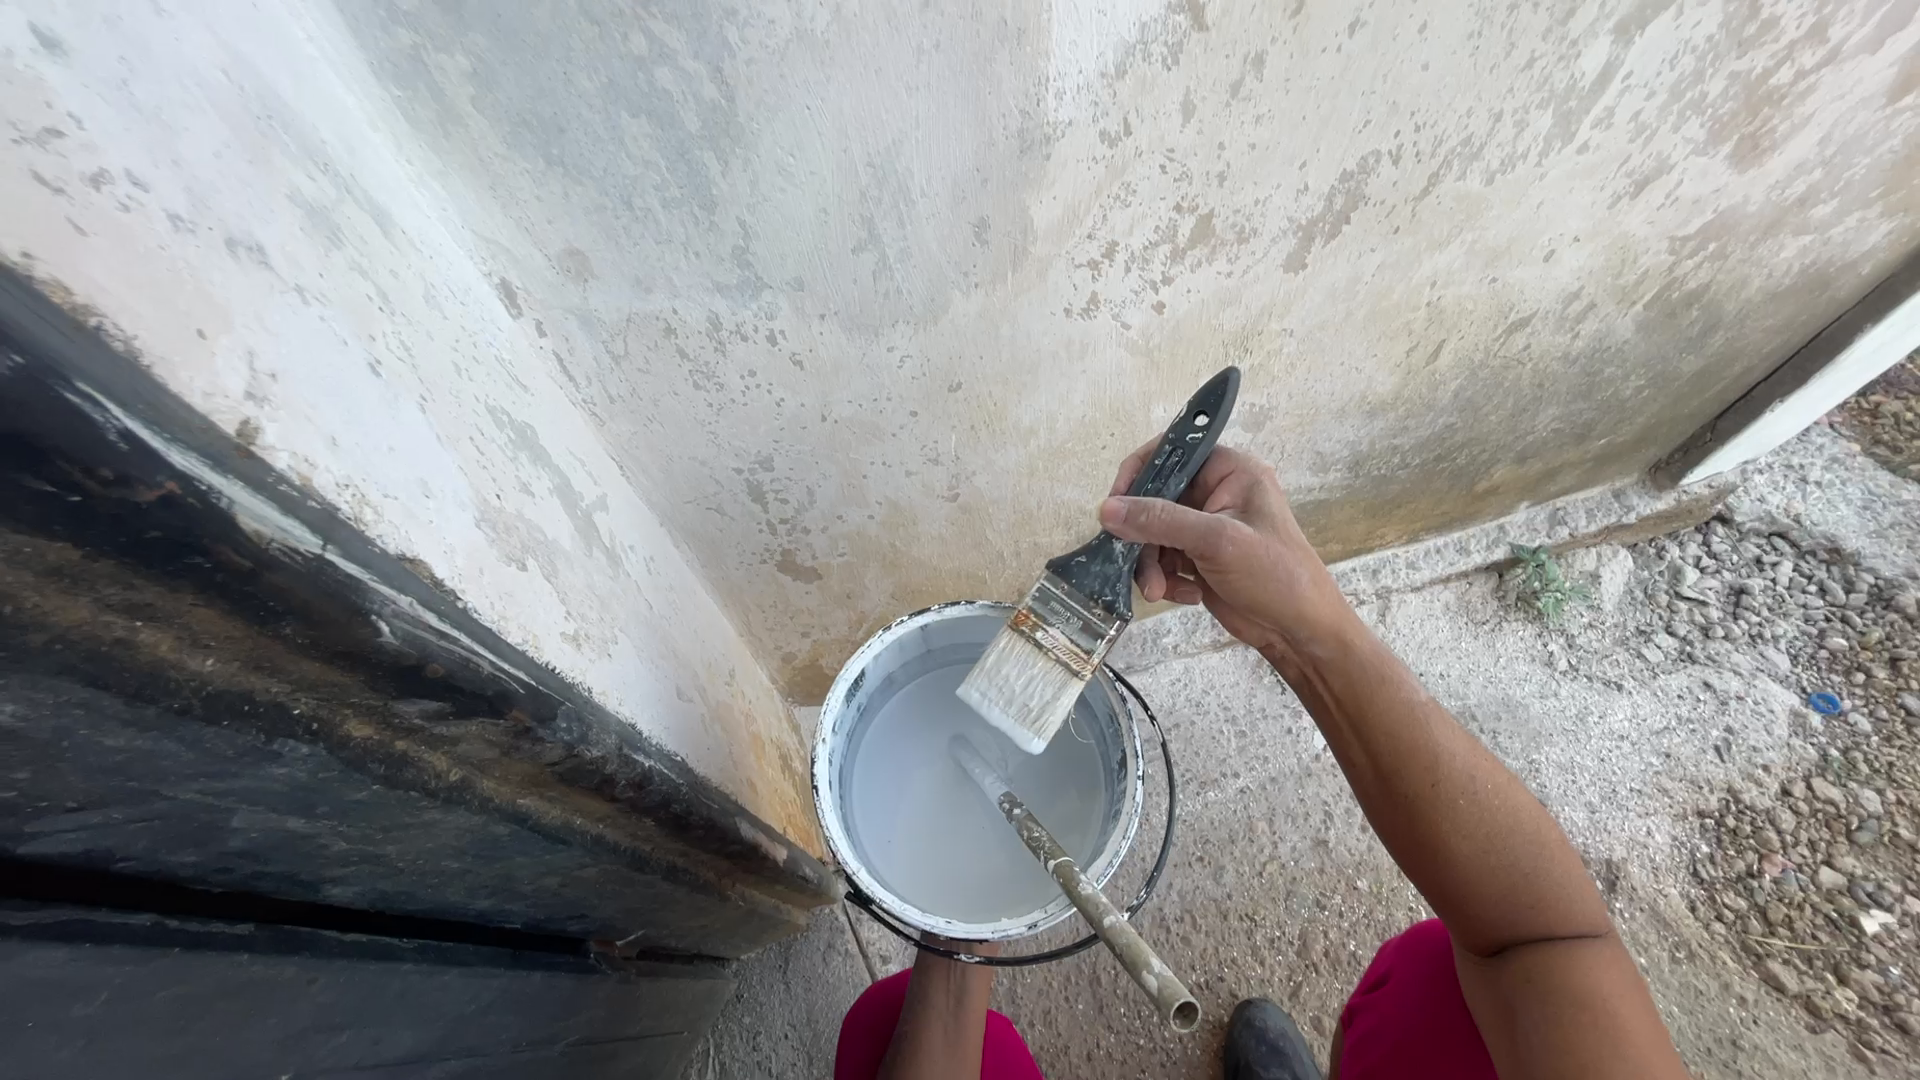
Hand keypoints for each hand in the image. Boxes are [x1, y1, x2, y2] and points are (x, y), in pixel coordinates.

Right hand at [1100, 444, 1352, 659]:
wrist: (1299, 631)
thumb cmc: (1276, 576)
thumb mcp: (1216, 541)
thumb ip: (1160, 521)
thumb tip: (1106, 510)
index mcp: (1229, 471)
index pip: (1170, 453)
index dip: (1138, 474)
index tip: (1115, 504)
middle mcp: (1214, 492)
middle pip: (1153, 499)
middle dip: (1142, 536)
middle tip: (1133, 562)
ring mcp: (1204, 526)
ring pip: (1151, 533)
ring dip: (1149, 564)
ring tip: (1159, 590)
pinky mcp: (1197, 557)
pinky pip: (1160, 558)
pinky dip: (1163, 578)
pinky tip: (1184, 594)